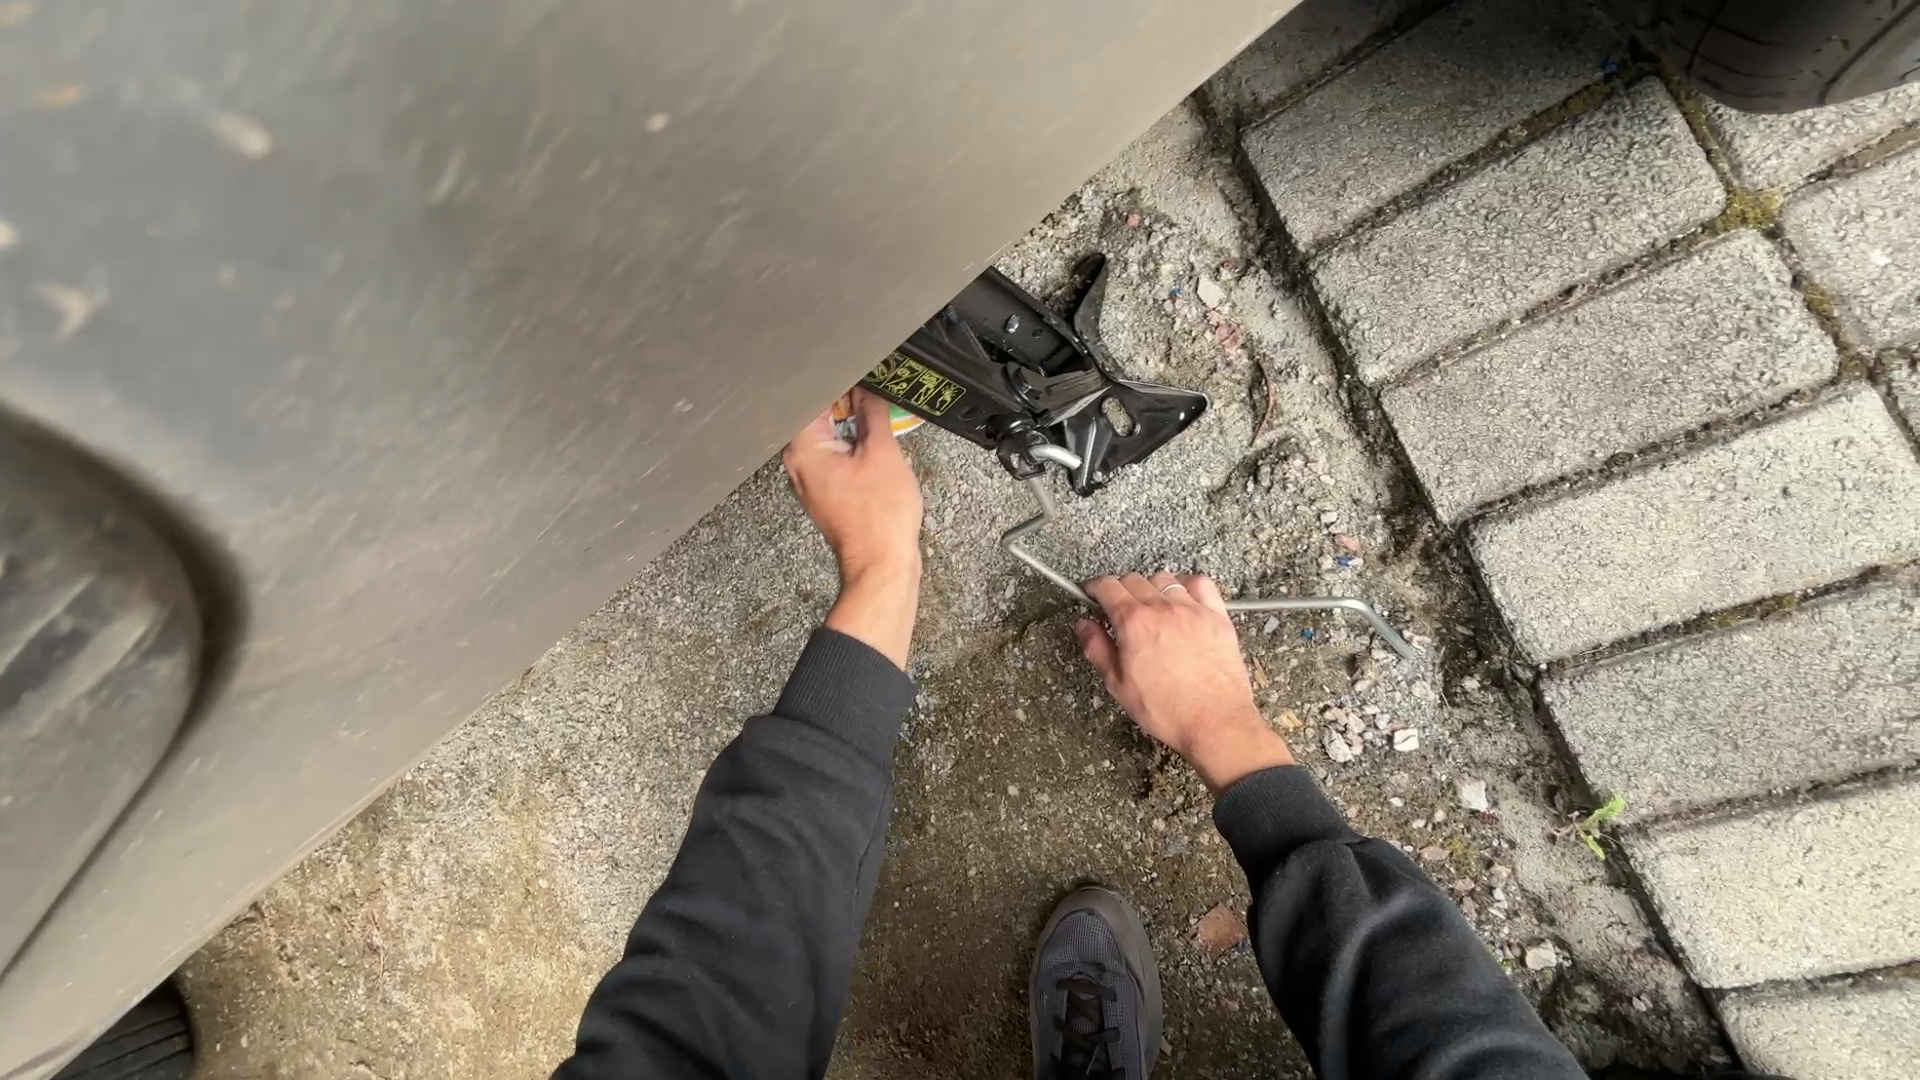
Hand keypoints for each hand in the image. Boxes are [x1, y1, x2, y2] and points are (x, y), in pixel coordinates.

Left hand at [784, 388, 923, 667]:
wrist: (882, 562)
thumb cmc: (879, 516)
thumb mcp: (882, 452)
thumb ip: (872, 413)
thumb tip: (869, 390)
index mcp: (804, 449)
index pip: (809, 398)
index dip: (834, 381)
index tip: (854, 371)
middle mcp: (800, 465)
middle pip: (815, 416)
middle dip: (842, 400)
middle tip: (869, 388)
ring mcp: (813, 481)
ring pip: (827, 437)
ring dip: (849, 423)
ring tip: (874, 411)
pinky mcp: (829, 493)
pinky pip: (836, 457)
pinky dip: (852, 445)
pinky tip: (872, 440)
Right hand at [1077, 572, 1293, 793]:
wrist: (1214, 722)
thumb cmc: (1169, 710)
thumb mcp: (1118, 684)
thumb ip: (1097, 648)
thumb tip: (1084, 626)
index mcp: (1134, 623)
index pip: (1107, 586)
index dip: (1093, 587)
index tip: (1091, 592)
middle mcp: (1162, 609)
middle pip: (1133, 579)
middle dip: (1119, 589)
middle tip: (1116, 607)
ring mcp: (1192, 610)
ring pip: (1164, 578)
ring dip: (1149, 586)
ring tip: (1148, 605)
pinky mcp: (1217, 617)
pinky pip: (1201, 584)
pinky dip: (1187, 584)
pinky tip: (1182, 598)